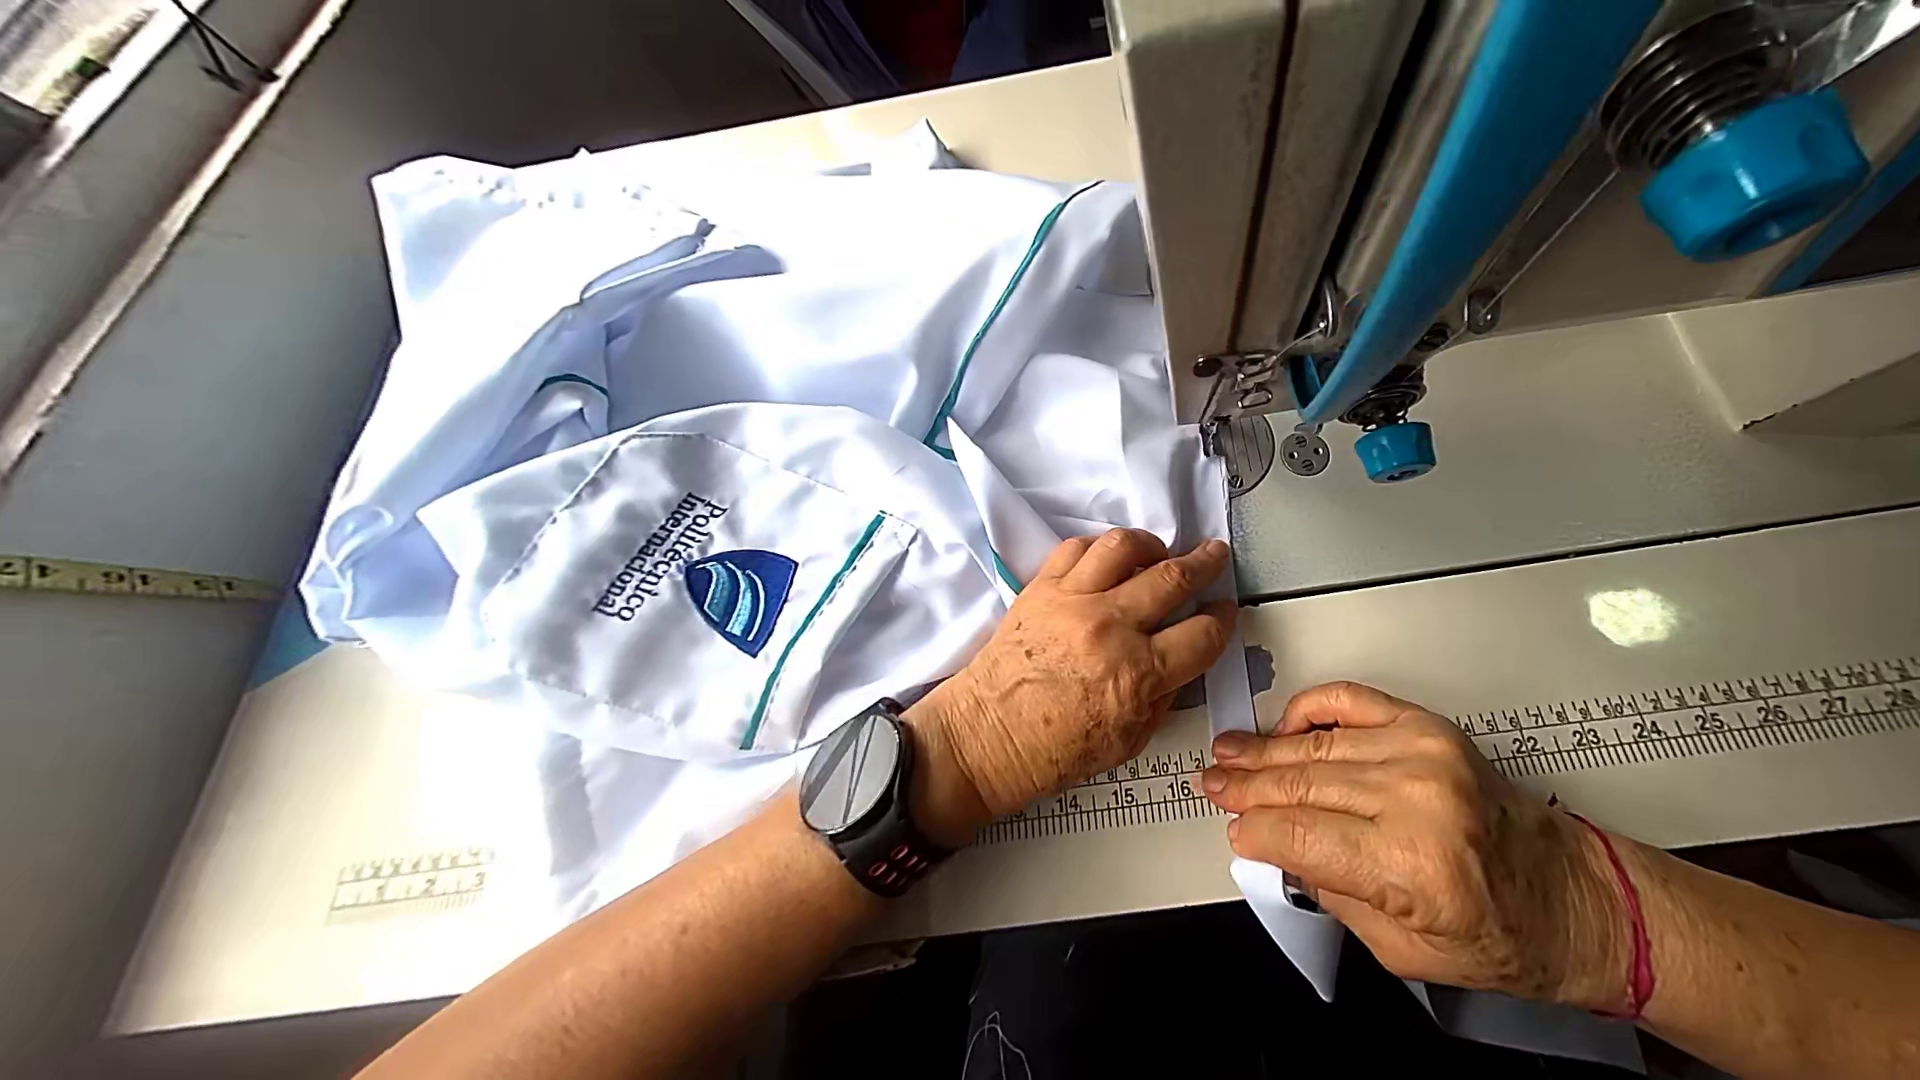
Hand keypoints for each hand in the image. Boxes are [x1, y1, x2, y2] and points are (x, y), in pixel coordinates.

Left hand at [906, 529, 1235, 843]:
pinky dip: (1098, 547)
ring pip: (1124, 547)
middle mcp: (1110, 628)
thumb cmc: (1054, 749)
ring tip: (1158, 553)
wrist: (989, 735)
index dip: (1222, 619)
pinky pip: (1076, 548)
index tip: (1223, 610)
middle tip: (1212, 555)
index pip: (1203, 633)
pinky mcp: (1041, 589)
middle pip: (1173, 577)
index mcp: (1140, 674)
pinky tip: (1108, 559)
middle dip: (1204, 562)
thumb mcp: (1131, 740)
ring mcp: (1073, 602)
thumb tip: (1184, 658)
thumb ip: (1165, 694)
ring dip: (1151, 545)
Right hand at [1201, 681, 1631, 1010]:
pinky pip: (1347, 701)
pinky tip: (1282, 725)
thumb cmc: (1499, 937)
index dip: (1254, 832)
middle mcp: (1415, 800)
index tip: (1233, 830)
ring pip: (1312, 747)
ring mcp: (1421, 753)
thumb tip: (1273, 845)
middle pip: (1297, 785)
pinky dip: (1307, 710)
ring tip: (1228, 752)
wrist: (1577, 898)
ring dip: (1263, 751)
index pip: (1296, 835)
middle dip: (1245, 787)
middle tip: (1212, 784)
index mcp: (1412, 867)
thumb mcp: (1402, 949)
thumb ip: (1328, 893)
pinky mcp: (1427, 728)